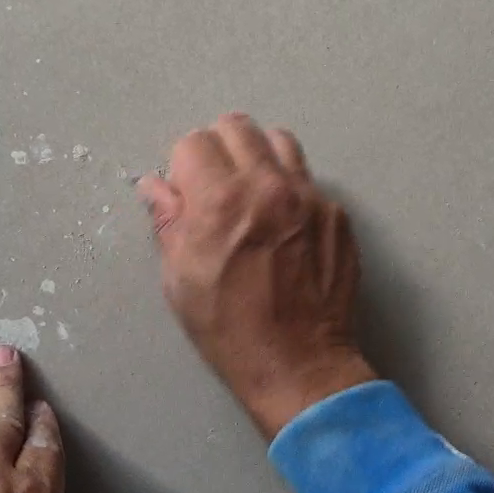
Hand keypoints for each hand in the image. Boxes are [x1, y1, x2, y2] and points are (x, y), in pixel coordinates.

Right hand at [137, 113, 376, 438]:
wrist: (299, 365)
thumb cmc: (228, 329)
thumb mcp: (179, 279)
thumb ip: (169, 221)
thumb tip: (155, 186)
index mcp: (221, 200)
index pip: (193, 142)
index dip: (182, 167)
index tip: (185, 194)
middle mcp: (269, 186)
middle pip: (236, 127)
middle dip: (217, 150)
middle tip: (214, 187)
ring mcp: (310, 197)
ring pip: (278, 141)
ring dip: (257, 158)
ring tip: (251, 195)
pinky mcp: (337, 215)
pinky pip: (307, 180)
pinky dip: (289, 189)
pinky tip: (283, 226)